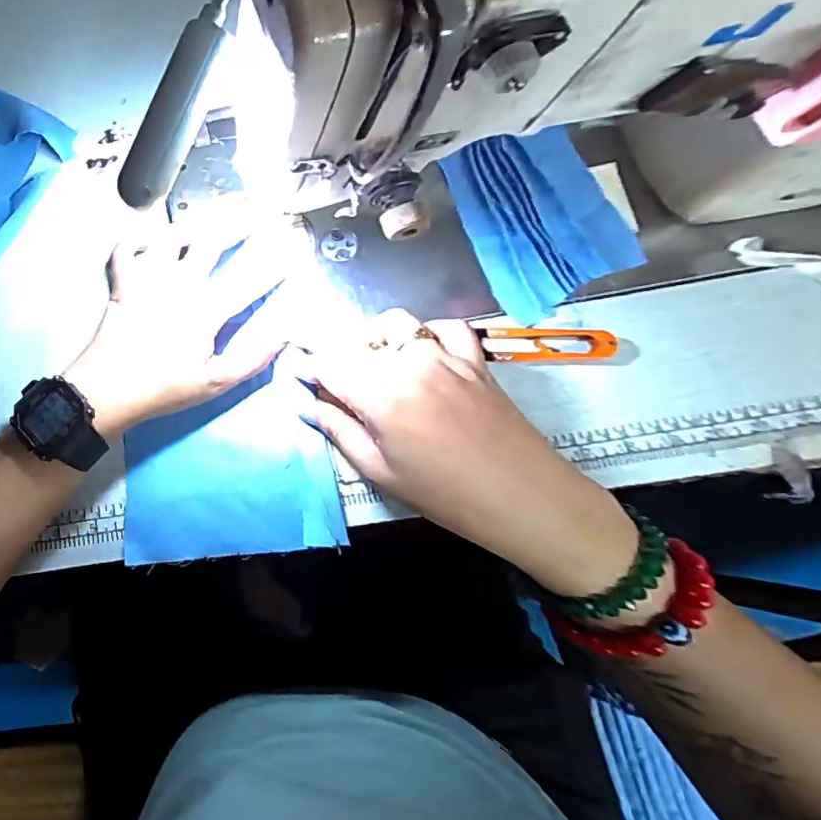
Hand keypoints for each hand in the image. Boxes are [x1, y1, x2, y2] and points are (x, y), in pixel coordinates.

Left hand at [62, 223, 288, 437]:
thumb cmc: (163, 388)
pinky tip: (150, 240)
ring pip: (172, 235)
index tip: (293, 249)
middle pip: (212, 239)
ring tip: (208, 218)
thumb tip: (282, 335)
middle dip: (240, 221)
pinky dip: (138, 239)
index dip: (275, 262)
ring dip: (193, 223)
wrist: (105, 391)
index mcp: (206, 309)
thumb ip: (251, 359)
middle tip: (257, 212)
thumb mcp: (214, 384)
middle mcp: (179, 283)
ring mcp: (148, 278)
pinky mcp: (122, 282)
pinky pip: (127, 248)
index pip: (250, 278)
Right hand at [296, 309, 639, 597]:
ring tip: (372, 364)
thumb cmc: (446, 495)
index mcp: (381, 395)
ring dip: (374, 337)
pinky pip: (443, 326)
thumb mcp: (382, 472)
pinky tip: (421, 352)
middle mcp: (410, 363)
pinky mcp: (473, 358)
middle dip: (335, 352)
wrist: (525, 496)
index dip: (305, 363)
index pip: (328, 362)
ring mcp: (445, 355)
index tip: (295, 371)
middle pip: (357, 338)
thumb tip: (310, 403)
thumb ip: (341, 431)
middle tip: (332, 379)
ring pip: (396, 323)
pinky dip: (425, 332)